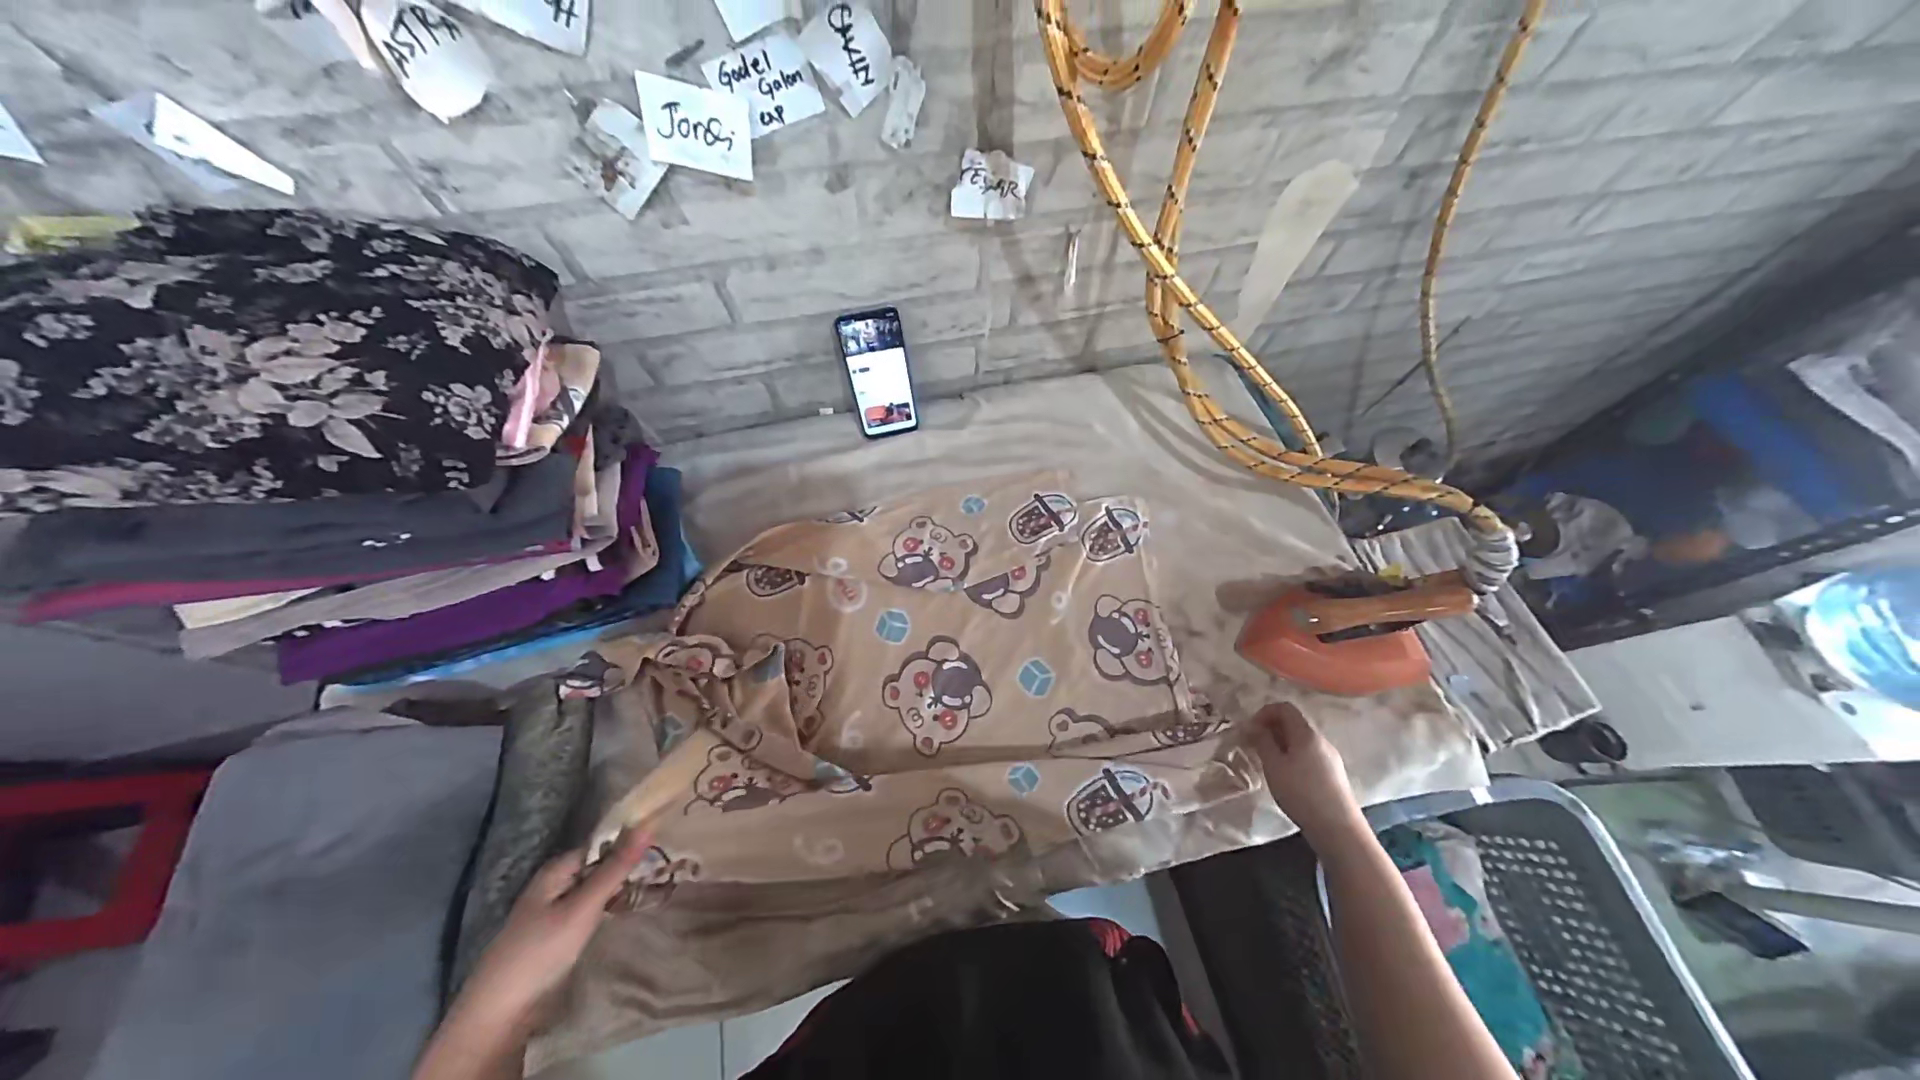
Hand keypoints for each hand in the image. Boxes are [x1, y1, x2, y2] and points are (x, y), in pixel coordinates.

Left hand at [447, 830, 649, 1033]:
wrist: (500, 1013)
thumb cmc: (541, 951)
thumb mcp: (584, 906)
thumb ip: (615, 868)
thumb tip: (646, 825)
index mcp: (556, 871)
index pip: (601, 845)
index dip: (629, 843)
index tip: (664, 845)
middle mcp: (555, 886)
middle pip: (599, 867)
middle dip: (628, 868)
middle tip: (667, 867)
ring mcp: (555, 912)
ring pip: (597, 891)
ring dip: (622, 890)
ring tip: (658, 886)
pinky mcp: (558, 936)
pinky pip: (592, 912)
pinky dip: (611, 909)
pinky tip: (631, 912)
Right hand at [1247, 703, 1368, 850]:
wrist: (1338, 828)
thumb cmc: (1301, 793)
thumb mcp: (1274, 766)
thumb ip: (1262, 741)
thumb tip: (1252, 725)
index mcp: (1306, 734)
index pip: (1285, 708)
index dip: (1264, 713)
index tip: (1250, 730)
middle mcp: (1321, 740)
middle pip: (1293, 723)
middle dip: (1270, 729)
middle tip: (1254, 746)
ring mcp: (1330, 757)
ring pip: (1301, 740)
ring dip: (1281, 743)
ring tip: (1267, 762)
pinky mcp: (1333, 773)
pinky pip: (1309, 754)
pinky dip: (1293, 755)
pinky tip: (1286, 776)